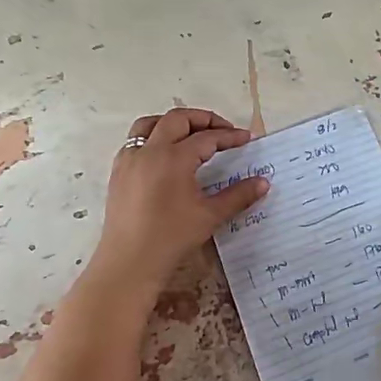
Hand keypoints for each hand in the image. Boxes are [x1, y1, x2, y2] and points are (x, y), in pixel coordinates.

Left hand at [93, 108, 267, 288]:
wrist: (129, 262)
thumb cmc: (171, 237)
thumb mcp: (210, 216)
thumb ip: (238, 195)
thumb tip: (263, 182)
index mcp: (174, 157)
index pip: (207, 137)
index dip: (229, 136)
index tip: (245, 139)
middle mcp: (149, 151)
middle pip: (177, 119)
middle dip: (203, 119)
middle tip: (222, 131)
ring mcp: (129, 160)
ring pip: (149, 124)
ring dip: (173, 123)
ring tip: (190, 134)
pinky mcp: (118, 172)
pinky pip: (135, 142)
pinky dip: (153, 138)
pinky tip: (164, 156)